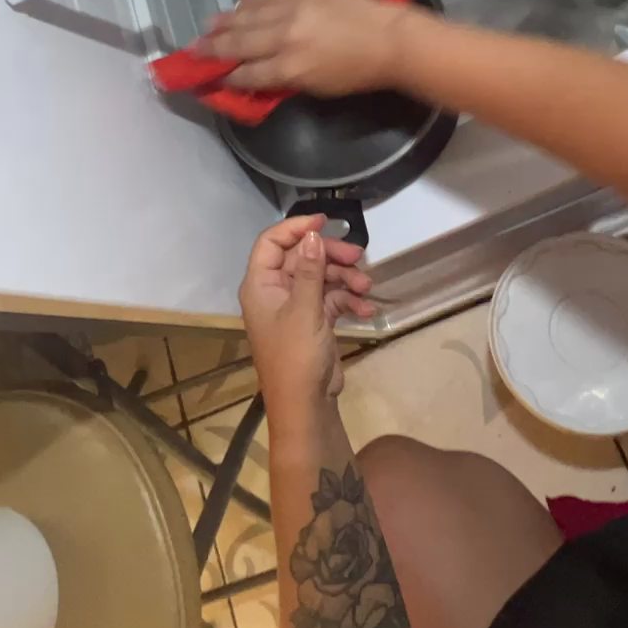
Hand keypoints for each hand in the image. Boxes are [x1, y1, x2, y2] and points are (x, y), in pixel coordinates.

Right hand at [197, 0, 429, 96]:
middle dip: (215, 47)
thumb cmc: (359, 72)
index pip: (248, 74)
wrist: (390, 39)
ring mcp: (293, 9)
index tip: (212, 76)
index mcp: (290, 67)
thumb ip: (287, 80)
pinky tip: (239, 4)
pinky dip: (252, 0)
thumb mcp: (319, 87)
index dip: (227, 76)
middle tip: (195, 48)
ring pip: (249, 14)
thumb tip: (262, 74)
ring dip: (226, 20)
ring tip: (208, 25)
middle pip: (240, 43)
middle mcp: (285, 37)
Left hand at [239, 215, 373, 415]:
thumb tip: (312, 234)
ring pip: (321, 276)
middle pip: (302, 257)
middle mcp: (274, 291)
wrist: (306, 406)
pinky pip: (331, 298)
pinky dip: (348, 300)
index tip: (325, 221)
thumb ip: (308, 269)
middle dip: (331, 255)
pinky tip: (366, 308)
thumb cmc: (296, 356)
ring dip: (345, 279)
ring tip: (367, 287)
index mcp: (260, 284)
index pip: (272, 242)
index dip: (296, 227)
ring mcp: (295, 306)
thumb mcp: (304, 309)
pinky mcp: (313, 321)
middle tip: (358, 257)